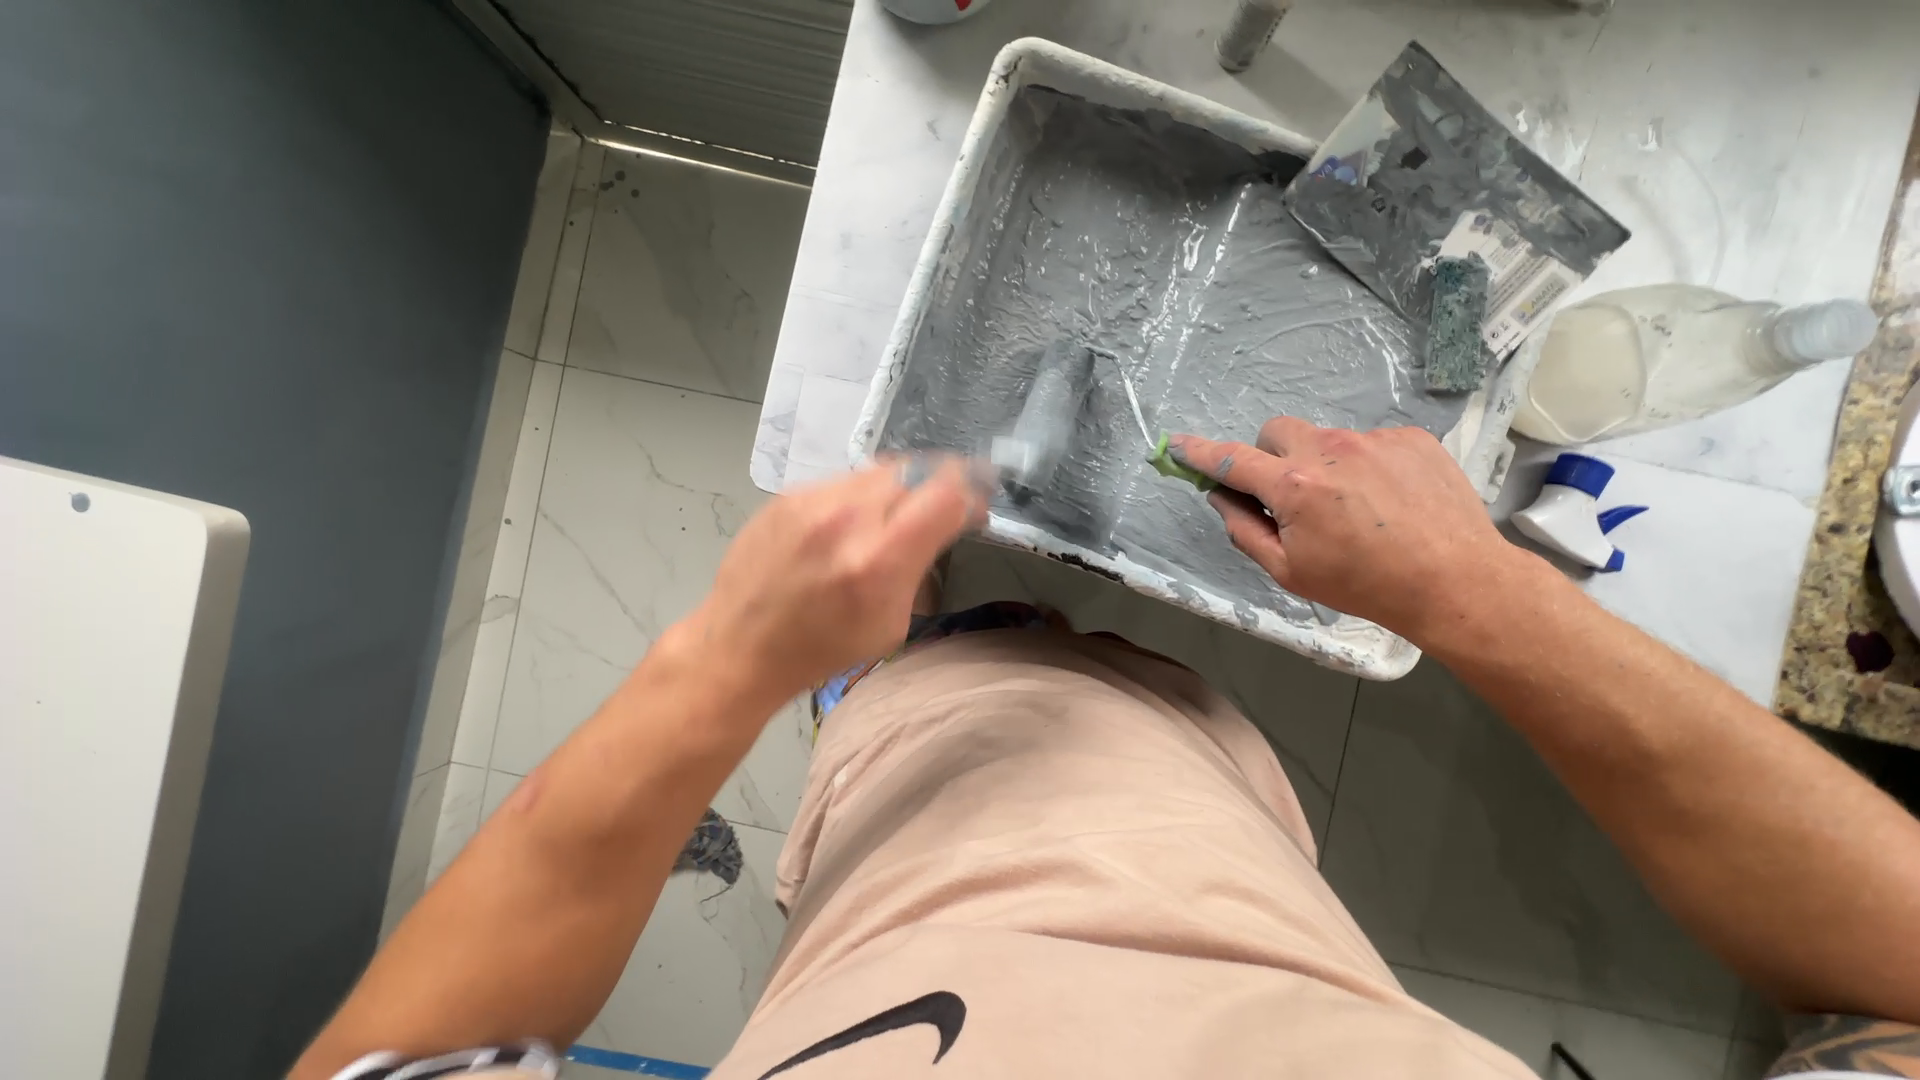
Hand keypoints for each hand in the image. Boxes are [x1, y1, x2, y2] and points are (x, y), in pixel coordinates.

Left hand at [686, 455, 988, 702]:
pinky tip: (856, 518)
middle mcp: (848, 518)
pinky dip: (863, 493)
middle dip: (941, 481)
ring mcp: (813, 501)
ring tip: (903, 506)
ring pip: (880, 469)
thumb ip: (919, 569)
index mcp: (879, 560)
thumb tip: (943, 528)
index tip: (980, 501)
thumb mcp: (890, 625)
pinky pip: (844, 480)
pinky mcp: (788, 496)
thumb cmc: (822, 649)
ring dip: (902, 484)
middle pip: (917, 470)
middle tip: (948, 499)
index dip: (973, 492)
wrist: (741, 647)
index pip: (947, 495)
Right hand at [1169, 419, 1524, 643]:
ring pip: (1324, 438)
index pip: (1232, 460)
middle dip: (1270, 457)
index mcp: (1294, 486)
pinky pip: (1367, 441)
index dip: (1200, 453)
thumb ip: (1244, 530)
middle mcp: (1329, 450)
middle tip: (1289, 496)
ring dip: (1321, 463)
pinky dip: (1364, 464)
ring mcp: (1373, 439)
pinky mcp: (1411, 438)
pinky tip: (1388, 499)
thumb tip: (1223, 498)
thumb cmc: (1363, 585)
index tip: (1177, 443)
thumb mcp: (1289, 571)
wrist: (1456, 581)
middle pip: (1275, 432)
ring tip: (1354, 506)